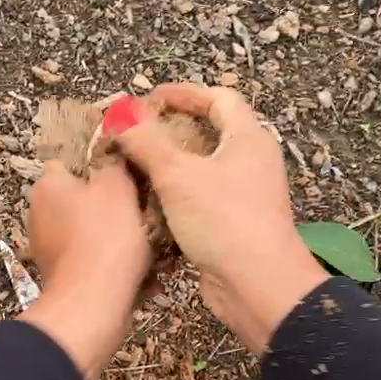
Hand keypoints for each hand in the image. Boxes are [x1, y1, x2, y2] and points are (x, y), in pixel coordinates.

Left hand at [21, 159, 152, 379]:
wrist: (93, 303)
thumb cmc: (104, 236)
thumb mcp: (117, 187)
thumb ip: (114, 167)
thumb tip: (112, 163)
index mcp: (47, 187)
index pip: (67, 163)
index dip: (96, 166)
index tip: (124, 176)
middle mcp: (39, 215)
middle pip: (81, 200)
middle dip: (110, 206)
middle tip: (142, 210)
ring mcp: (48, 249)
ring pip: (90, 233)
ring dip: (118, 238)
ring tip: (150, 245)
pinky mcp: (62, 276)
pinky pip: (93, 261)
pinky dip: (114, 265)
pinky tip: (142, 273)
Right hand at [111, 84, 325, 352]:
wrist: (259, 286)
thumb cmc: (224, 220)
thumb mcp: (178, 175)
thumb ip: (147, 141)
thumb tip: (121, 114)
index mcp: (248, 138)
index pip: (218, 98)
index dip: (183, 94)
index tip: (148, 100)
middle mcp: (250, 161)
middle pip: (209, 132)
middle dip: (170, 130)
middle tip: (134, 133)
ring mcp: (243, 194)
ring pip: (201, 167)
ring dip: (168, 164)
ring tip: (133, 165)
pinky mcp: (231, 223)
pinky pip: (199, 197)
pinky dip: (174, 195)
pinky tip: (146, 202)